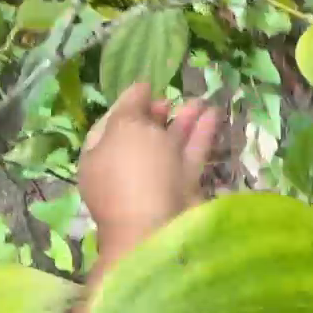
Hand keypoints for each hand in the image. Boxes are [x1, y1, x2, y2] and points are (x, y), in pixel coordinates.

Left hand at [77, 83, 220, 245]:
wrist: (158, 226)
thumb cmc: (133, 172)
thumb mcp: (124, 129)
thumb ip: (131, 105)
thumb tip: (139, 87)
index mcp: (99, 157)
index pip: (111, 124)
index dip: (129, 104)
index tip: (149, 87)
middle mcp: (125, 169)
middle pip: (143, 135)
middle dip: (157, 114)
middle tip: (171, 98)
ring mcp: (155, 180)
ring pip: (170, 144)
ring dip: (184, 121)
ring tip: (201, 99)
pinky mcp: (182, 188)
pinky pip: (190, 155)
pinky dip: (201, 135)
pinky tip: (213, 114)